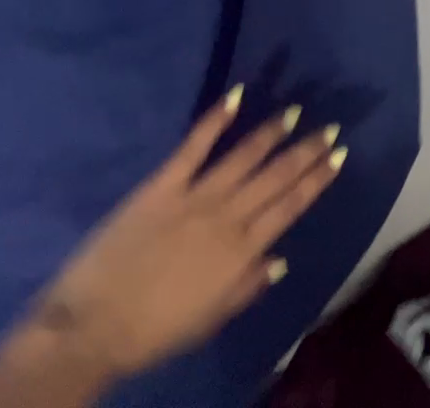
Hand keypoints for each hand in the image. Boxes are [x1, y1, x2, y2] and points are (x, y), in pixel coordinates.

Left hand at [27, 94, 344, 382]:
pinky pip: (194, 147)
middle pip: (276, 176)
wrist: (89, 330)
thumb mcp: (211, 319)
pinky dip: (216, 120)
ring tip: (295, 112)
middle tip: (331, 128)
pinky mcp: (162, 186)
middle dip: (307, 151)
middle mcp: (228, 216)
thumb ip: (248, 286)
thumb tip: (281, 259)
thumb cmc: (154, 332)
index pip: (291, 205)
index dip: (317, 179)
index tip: (339, 156)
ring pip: (244, 157)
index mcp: (243, 251)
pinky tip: (236, 97)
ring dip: (272, 133)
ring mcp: (195, 197)